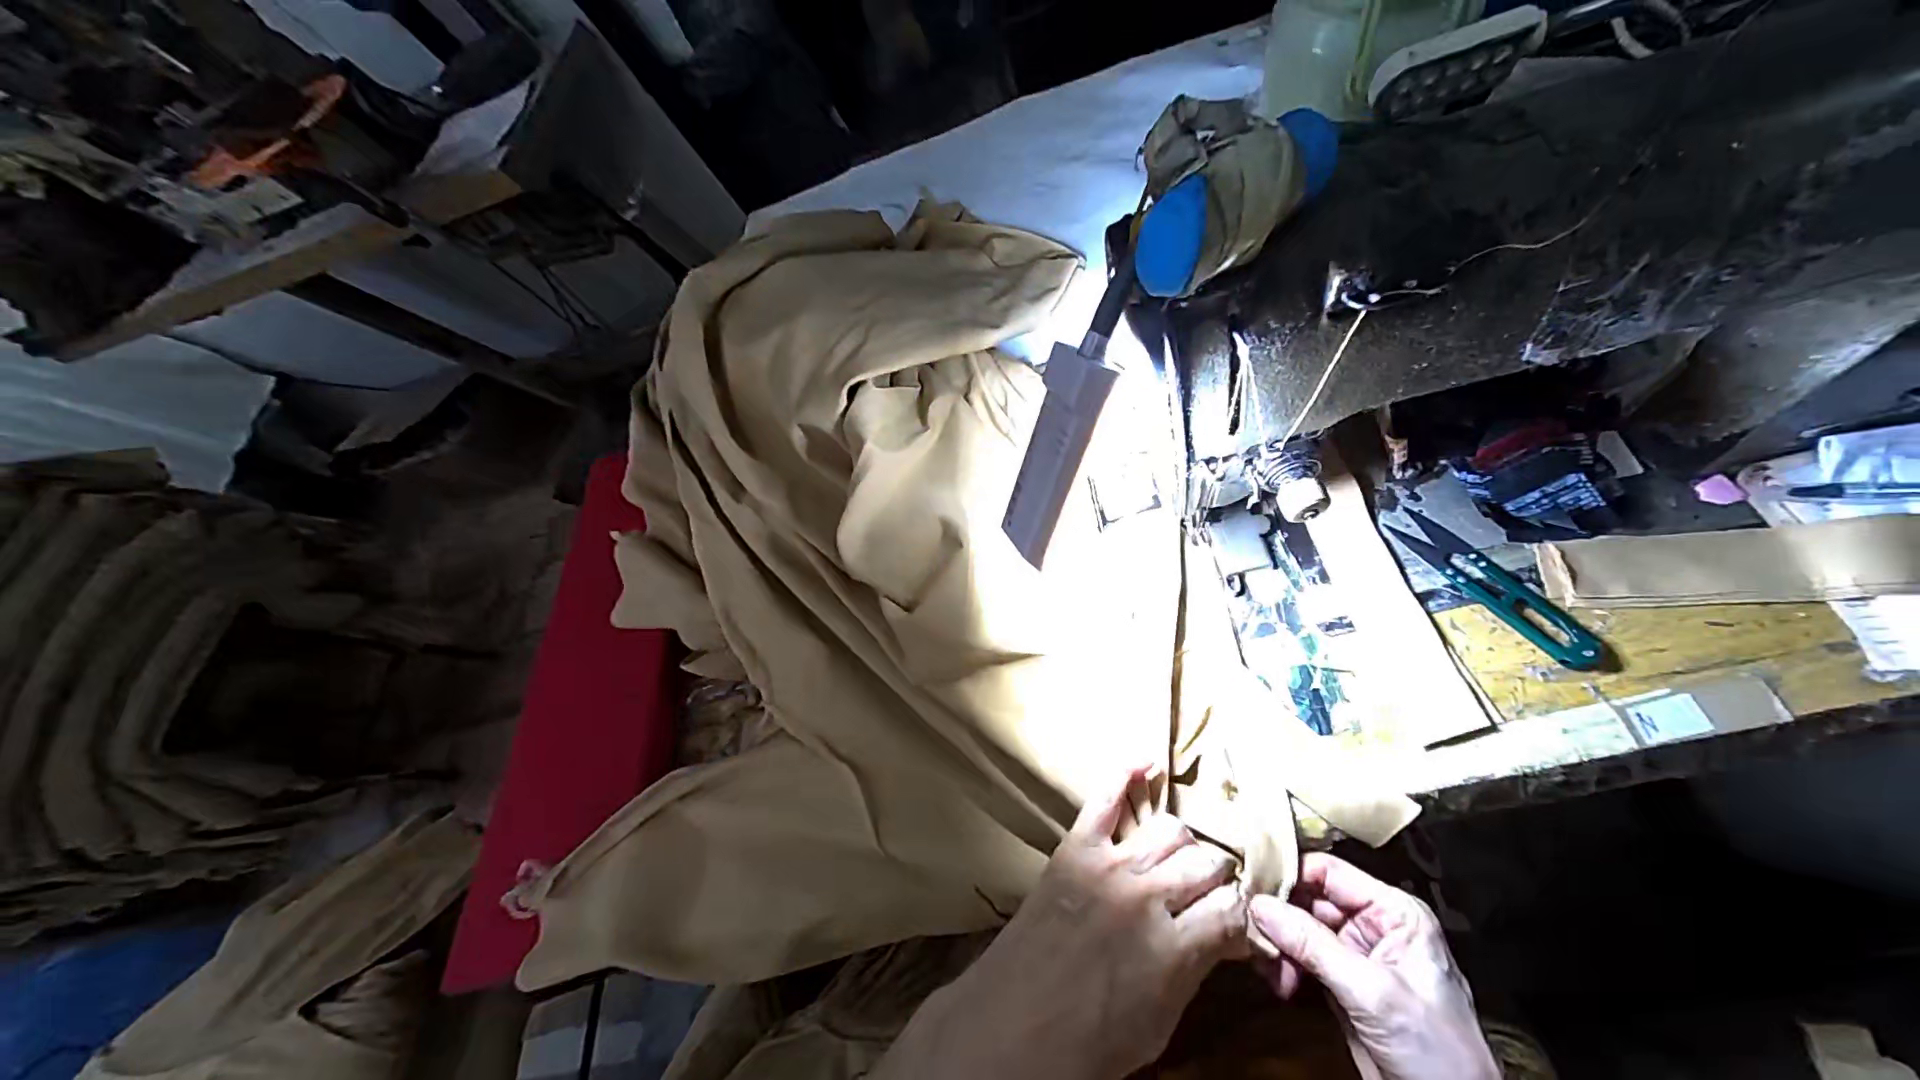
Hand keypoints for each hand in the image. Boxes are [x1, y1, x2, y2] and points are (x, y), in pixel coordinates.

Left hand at [874, 765, 1247, 1079]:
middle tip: (1211, 893)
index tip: (1240, 923)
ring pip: (1171, 830)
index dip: (1243, 917)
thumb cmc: (1090, 1041)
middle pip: (1207, 863)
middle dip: (1219, 879)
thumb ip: (1197, 968)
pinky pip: (1103, 799)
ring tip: (1180, 862)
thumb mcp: (1161, 1022)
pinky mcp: (1074, 848)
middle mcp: (1146, 896)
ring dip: (1185, 846)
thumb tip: (1227, 934)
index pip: (1234, 910)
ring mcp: (1108, 866)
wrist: (1013, 1023)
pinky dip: (1125, 775)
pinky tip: (1146, 763)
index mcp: (1173, 948)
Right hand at [1250, 853, 1497, 1079]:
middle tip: (1252, 933)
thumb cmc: (1438, 1054)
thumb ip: (1313, 944)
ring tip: (1268, 967)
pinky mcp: (1341, 983)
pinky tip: (1278, 982)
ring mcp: (1355, 955)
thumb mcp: (1372, 992)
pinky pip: (1300, 958)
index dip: (1289, 876)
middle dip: (1278, 917)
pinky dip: (1283, 966)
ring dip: (1277, 946)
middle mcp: (1372, 925)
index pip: (1328, 872)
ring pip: (1298, 929)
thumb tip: (1260, 905)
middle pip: (1307, 900)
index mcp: (1393, 912)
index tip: (1252, 887)